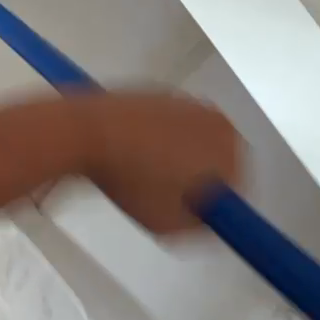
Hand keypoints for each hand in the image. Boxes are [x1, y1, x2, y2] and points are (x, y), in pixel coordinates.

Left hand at [79, 92, 244, 235]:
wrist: (82, 130)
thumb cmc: (131, 177)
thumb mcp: (169, 224)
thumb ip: (201, 228)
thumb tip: (204, 219)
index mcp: (230, 146)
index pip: (237, 189)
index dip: (212, 207)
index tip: (187, 215)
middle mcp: (213, 116)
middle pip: (216, 161)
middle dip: (195, 179)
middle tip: (162, 196)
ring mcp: (181, 99)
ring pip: (189, 142)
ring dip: (172, 158)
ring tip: (138, 172)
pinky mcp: (151, 91)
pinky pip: (164, 126)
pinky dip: (152, 138)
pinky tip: (127, 151)